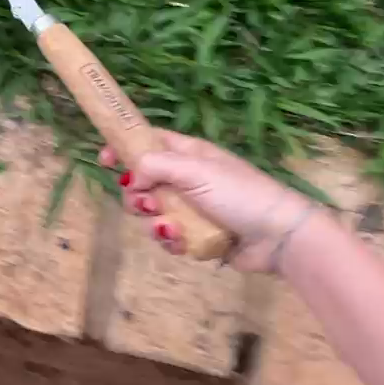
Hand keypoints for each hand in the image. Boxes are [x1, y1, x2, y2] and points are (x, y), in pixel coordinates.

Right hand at [101, 130, 318, 271]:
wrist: (279, 237)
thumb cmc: (239, 193)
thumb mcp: (195, 170)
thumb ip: (155, 165)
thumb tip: (130, 177)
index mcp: (188, 154)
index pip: (147, 142)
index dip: (123, 148)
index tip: (103, 160)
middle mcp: (187, 179)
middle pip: (143, 181)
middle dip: (138, 194)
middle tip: (148, 203)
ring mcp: (192, 208)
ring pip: (153, 212)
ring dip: (154, 220)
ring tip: (170, 227)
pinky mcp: (197, 235)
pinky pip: (169, 236)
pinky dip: (171, 240)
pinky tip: (181, 242)